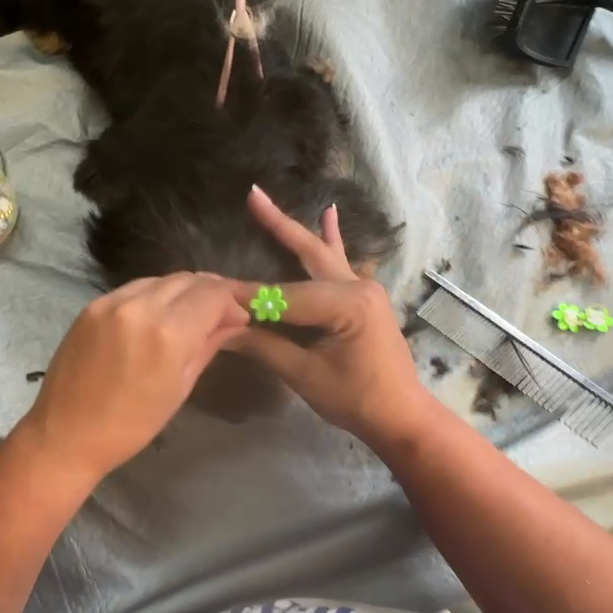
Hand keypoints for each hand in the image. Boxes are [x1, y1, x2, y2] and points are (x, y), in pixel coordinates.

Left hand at [17, 273, 249, 482]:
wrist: (66, 433)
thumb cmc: (130, 425)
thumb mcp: (179, 389)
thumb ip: (207, 346)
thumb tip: (234, 322)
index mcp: (167, 333)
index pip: (213, 295)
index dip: (233, 301)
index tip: (242, 317)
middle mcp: (140, 307)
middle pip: (188, 280)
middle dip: (211, 292)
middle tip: (223, 312)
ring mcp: (111, 302)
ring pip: (160, 279)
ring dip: (182, 290)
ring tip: (192, 313)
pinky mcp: (91, 306)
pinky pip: (133, 288)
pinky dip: (153, 295)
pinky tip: (159, 315)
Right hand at [229, 186, 433, 445]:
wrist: (401, 417)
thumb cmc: (356, 400)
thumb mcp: (304, 375)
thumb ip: (263, 346)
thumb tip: (219, 329)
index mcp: (347, 304)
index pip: (283, 295)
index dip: (246, 298)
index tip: (211, 294)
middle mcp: (357, 287)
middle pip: (306, 253)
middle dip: (276, 225)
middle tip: (252, 195)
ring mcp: (363, 290)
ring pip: (320, 254)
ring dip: (295, 230)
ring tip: (269, 201)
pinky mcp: (362, 299)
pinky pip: (339, 263)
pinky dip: (330, 240)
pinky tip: (330, 215)